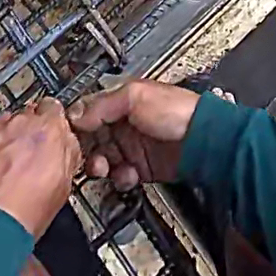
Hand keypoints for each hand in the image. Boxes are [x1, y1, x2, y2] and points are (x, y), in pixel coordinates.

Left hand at [0, 98, 81, 237]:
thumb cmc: (25, 213)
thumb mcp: (64, 187)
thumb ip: (66, 154)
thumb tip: (65, 146)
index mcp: (50, 130)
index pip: (53, 109)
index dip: (50, 124)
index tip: (47, 137)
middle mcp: (21, 122)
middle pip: (26, 116)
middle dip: (26, 133)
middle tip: (24, 161)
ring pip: (2, 124)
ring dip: (3, 140)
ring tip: (0, 170)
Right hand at [68, 78, 199, 189]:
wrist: (204, 141)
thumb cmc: (177, 111)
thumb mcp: (134, 97)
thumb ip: (102, 105)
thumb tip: (76, 113)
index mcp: (121, 101)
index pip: (88, 112)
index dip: (77, 125)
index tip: (70, 137)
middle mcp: (124, 122)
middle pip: (93, 138)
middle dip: (87, 149)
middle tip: (89, 157)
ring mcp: (133, 145)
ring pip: (104, 159)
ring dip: (102, 166)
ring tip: (106, 168)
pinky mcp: (142, 167)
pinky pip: (121, 175)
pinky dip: (121, 177)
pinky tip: (128, 174)